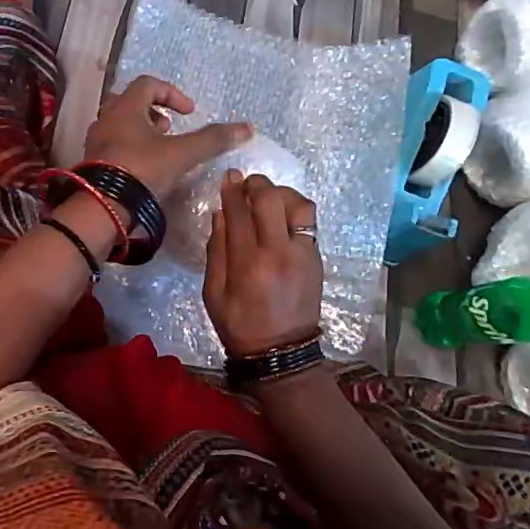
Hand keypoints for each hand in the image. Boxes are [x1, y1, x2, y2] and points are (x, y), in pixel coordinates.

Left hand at [82, 76, 251, 200]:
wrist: (103, 205)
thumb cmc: (141, 170)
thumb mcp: (182, 154)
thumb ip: (212, 140)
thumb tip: (247, 129)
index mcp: (125, 107)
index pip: (148, 84)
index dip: (172, 94)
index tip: (188, 112)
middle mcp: (106, 118)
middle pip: (130, 102)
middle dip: (153, 111)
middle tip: (169, 128)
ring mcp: (95, 141)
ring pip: (118, 124)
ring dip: (140, 130)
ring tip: (158, 148)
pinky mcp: (91, 162)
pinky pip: (111, 144)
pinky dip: (128, 147)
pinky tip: (142, 167)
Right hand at [204, 171, 322, 356]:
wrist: (280, 351)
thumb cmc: (239, 324)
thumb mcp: (213, 292)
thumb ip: (216, 250)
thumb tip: (221, 214)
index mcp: (248, 263)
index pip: (239, 212)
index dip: (232, 190)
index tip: (228, 177)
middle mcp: (278, 252)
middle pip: (271, 200)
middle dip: (258, 185)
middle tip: (247, 185)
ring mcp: (303, 254)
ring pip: (299, 205)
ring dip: (282, 195)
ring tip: (269, 200)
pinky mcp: (316, 259)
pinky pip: (308, 223)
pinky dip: (293, 213)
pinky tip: (281, 219)